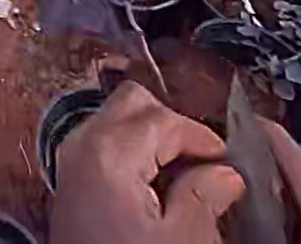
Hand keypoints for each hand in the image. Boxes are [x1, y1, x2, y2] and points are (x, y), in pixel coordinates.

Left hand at [49, 83, 243, 243]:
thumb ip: (204, 197)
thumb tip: (226, 172)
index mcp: (109, 152)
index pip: (162, 118)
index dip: (201, 136)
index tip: (229, 161)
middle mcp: (84, 142)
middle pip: (133, 103)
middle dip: (172, 124)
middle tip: (205, 162)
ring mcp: (72, 158)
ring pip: (117, 117)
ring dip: (152, 135)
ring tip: (186, 176)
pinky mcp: (70, 178)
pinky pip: (105, 140)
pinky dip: (133, 150)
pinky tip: (158, 187)